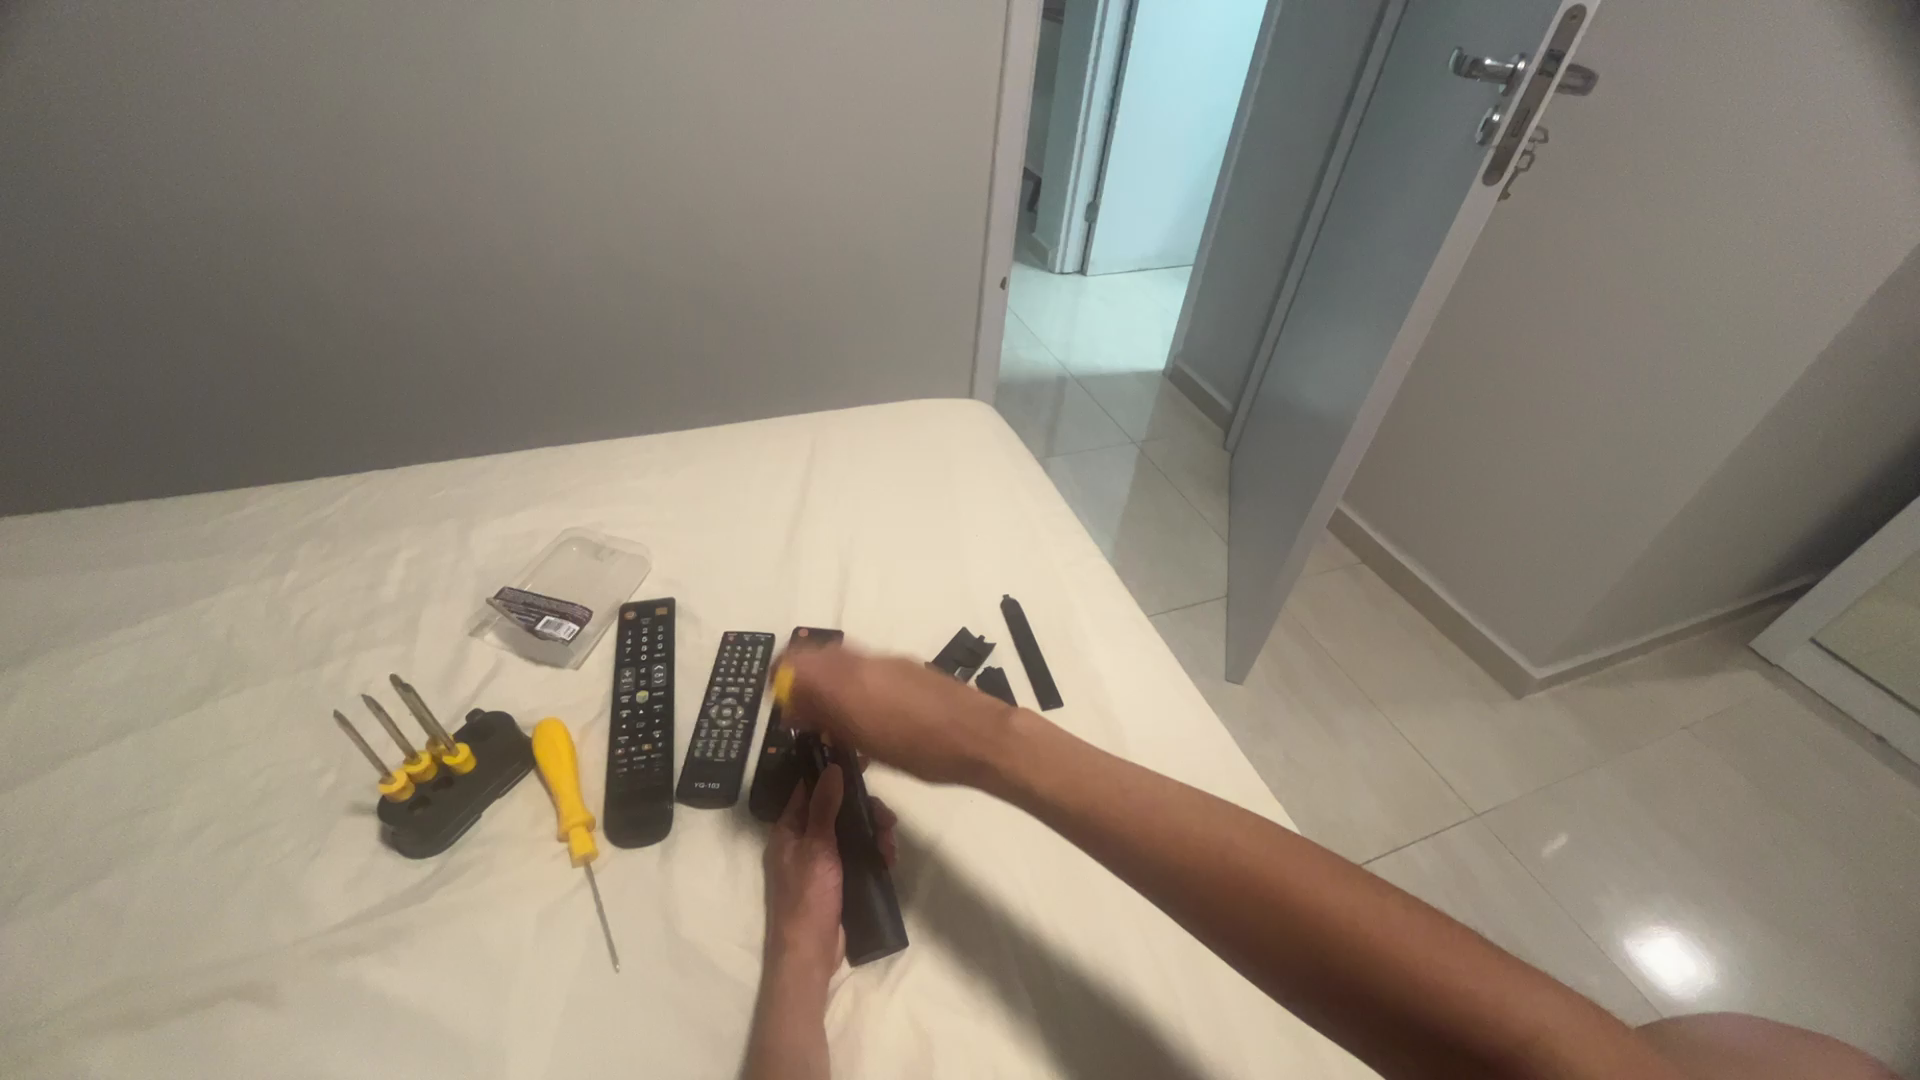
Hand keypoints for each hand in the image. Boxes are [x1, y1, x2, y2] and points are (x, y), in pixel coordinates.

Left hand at [763, 763, 897, 978]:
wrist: (810, 955)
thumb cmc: (807, 898)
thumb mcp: (817, 847)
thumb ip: (825, 806)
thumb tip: (832, 767)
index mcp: (789, 830)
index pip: (811, 788)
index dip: (834, 772)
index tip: (862, 762)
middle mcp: (804, 840)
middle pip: (838, 809)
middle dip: (864, 810)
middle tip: (886, 818)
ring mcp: (822, 861)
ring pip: (852, 831)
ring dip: (874, 832)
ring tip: (889, 846)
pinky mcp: (839, 878)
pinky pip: (860, 854)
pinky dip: (874, 852)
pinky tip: (888, 859)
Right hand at [779, 645, 1019, 785]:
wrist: (981, 735)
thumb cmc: (923, 751)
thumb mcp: (868, 746)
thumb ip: (829, 721)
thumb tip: (797, 709)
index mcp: (849, 680)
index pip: (796, 661)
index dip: (781, 679)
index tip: (782, 704)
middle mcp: (865, 661)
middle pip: (818, 655)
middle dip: (805, 680)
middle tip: (805, 713)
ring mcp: (889, 661)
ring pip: (844, 660)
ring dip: (831, 681)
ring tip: (837, 718)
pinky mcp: (908, 666)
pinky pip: (867, 666)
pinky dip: (855, 683)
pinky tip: (868, 714)